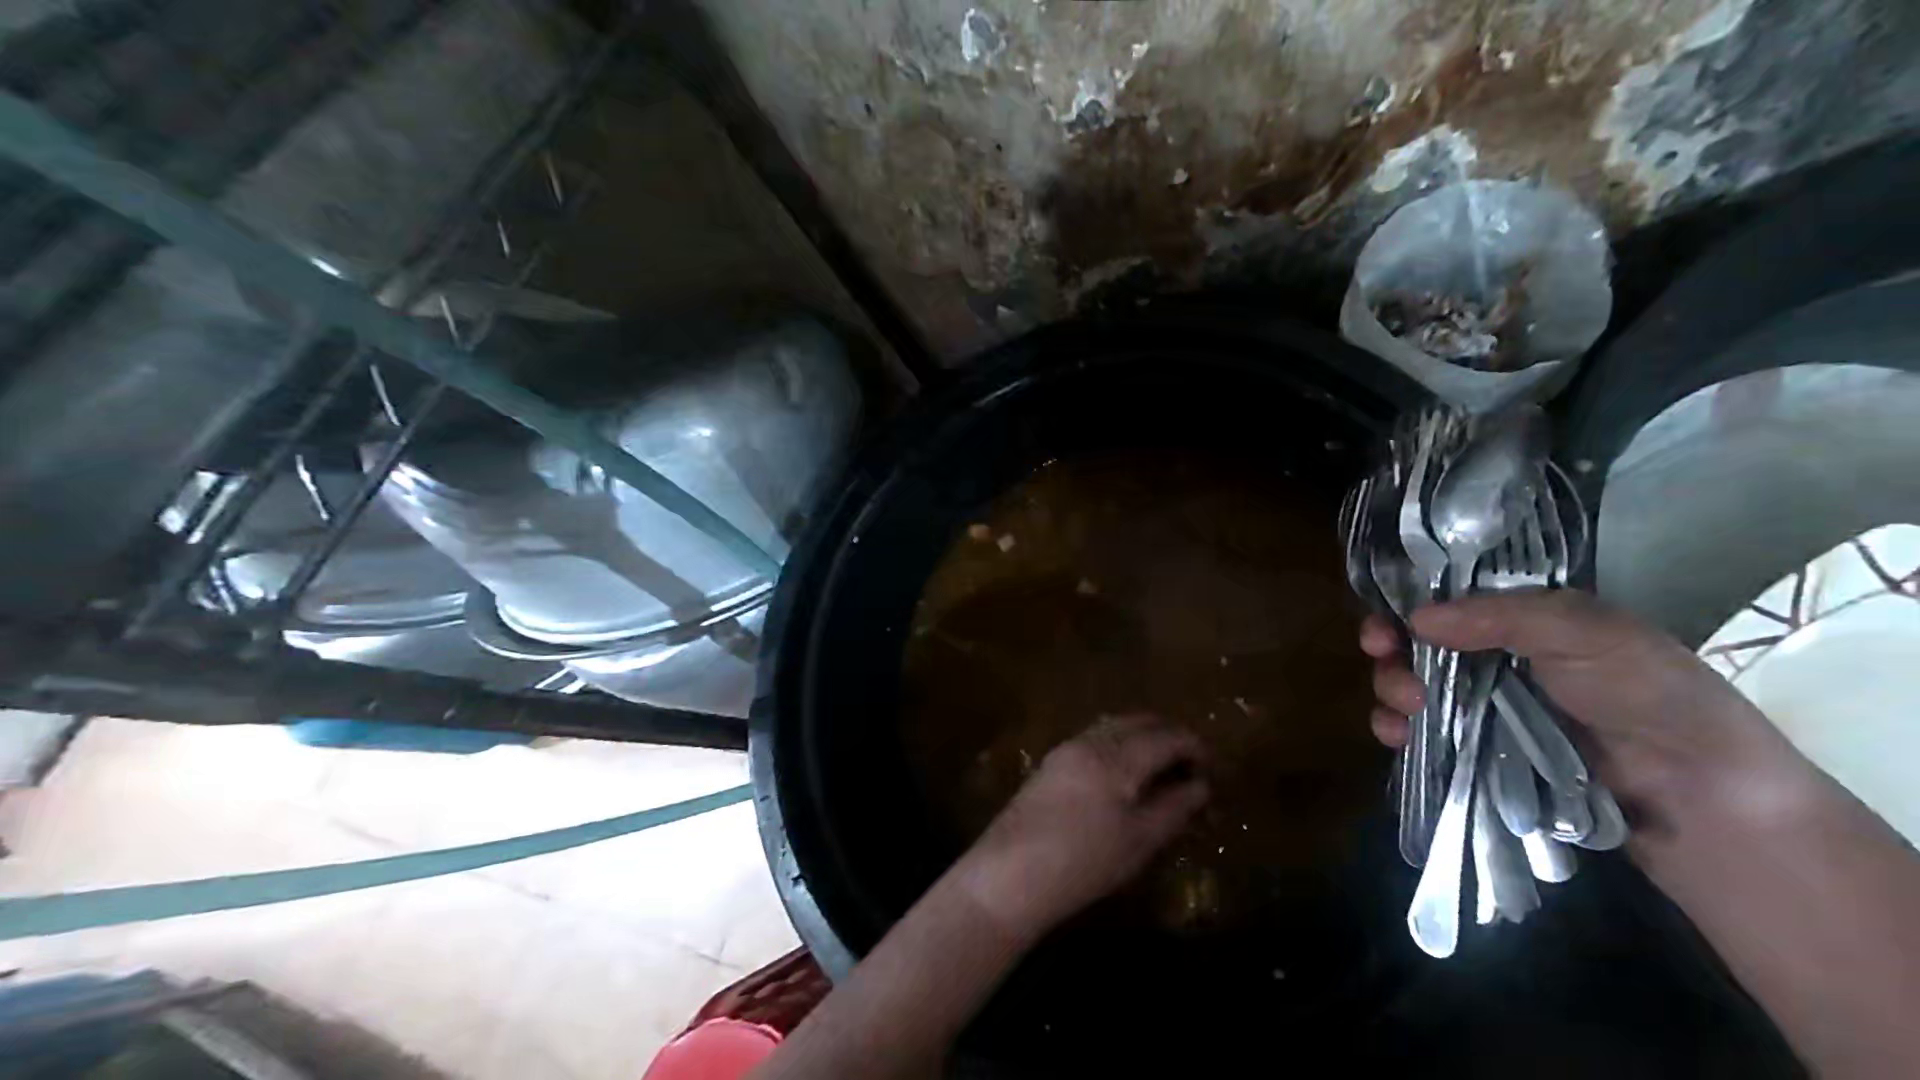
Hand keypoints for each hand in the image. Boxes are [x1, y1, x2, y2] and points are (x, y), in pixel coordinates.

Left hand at [951, 714, 1209, 939]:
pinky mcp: (1050, 763)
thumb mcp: (1139, 841)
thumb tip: (1200, 786)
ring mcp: (1066, 749)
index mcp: (1116, 756)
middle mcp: (1090, 741)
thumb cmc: (1084, 862)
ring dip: (1141, 737)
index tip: (1211, 767)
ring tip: (1161, 768)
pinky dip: (1118, 744)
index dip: (1194, 746)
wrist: (1011, 873)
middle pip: (1138, 722)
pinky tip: (1124, 773)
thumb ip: (1173, 808)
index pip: (1165, 736)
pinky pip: (1094, 738)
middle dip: (1168, 735)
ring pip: (1113, 726)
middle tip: (1189, 764)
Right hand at [1360, 589, 1814, 833]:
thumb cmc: (1647, 695)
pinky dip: (1397, 730)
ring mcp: (1485, 708)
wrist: (1698, 796)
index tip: (1384, 624)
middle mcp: (1496, 660)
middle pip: (1417, 645)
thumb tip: (1415, 619)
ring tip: (1408, 708)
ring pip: (1410, 686)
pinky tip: (1397, 736)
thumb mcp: (1586, 633)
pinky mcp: (1479, 754)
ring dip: (1392, 689)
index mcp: (1522, 621)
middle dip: (1392, 652)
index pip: (1444, 603)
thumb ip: (1500, 617)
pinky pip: (1420, 735)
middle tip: (1387, 662)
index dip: (1404, 608)